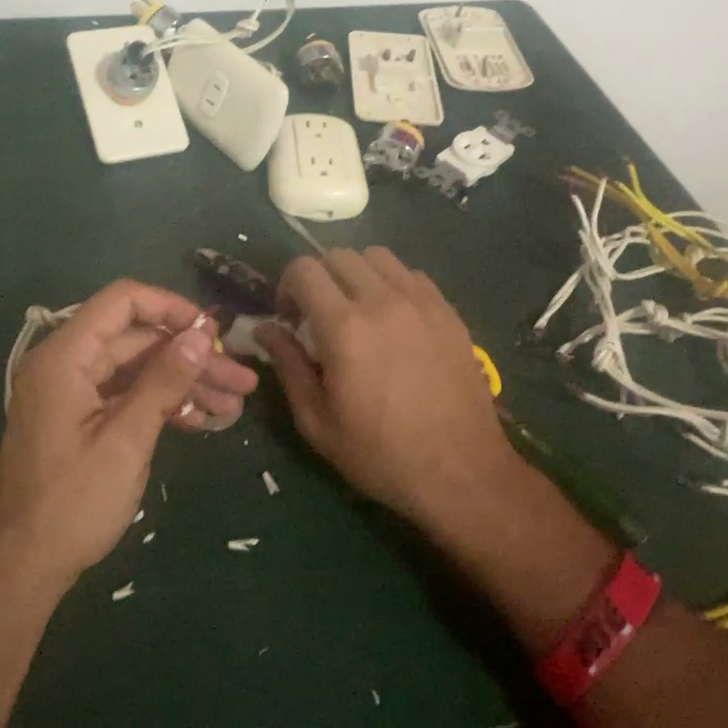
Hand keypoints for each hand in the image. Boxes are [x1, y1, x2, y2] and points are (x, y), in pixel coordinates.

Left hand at [0, 280, 256, 590]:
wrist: (22, 567)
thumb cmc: (72, 503)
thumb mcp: (126, 440)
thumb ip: (163, 381)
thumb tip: (201, 335)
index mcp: (65, 357)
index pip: (123, 301)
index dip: (172, 308)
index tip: (213, 332)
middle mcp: (66, 364)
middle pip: (137, 339)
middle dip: (191, 356)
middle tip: (242, 380)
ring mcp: (72, 393)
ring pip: (138, 369)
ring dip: (185, 383)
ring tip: (235, 404)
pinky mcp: (80, 420)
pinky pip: (127, 396)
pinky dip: (163, 404)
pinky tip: (204, 420)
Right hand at [262, 248, 516, 528]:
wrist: (461, 471)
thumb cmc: (380, 454)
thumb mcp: (317, 421)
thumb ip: (288, 365)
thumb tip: (266, 329)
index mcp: (344, 328)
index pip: (304, 270)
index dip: (286, 286)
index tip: (289, 317)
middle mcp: (382, 301)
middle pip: (339, 255)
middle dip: (319, 277)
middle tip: (318, 314)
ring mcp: (421, 302)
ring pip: (377, 257)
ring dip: (356, 274)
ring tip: (356, 310)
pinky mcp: (448, 312)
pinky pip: (411, 275)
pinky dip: (392, 284)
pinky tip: (393, 320)